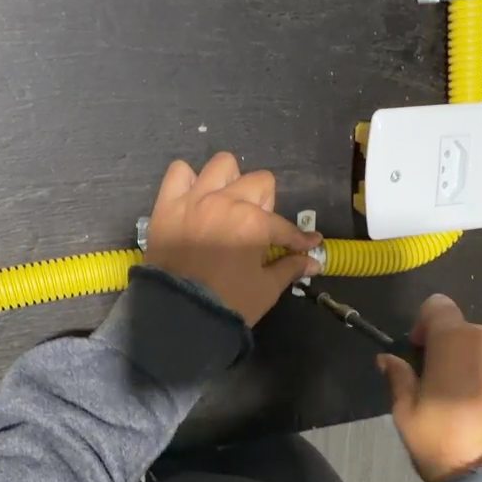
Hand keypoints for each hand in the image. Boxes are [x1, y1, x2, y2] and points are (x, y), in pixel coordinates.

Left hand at [144, 153, 322, 325]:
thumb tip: (313, 261)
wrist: (179, 315)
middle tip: (258, 228)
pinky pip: (179, 172)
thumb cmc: (229, 304)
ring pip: (221, 166)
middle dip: (265, 204)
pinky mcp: (168, 205)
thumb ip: (290, 268)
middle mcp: (226, 201)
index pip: (285, 227)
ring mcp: (195, 199)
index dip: (299, 239)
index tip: (308, 244)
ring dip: (231, 182)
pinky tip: (196, 199)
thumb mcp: (266, 289)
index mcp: (254, 222)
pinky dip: (189, 181)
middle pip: (258, 182)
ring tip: (228, 205)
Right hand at [378, 294, 481, 481]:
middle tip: (437, 386)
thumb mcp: (406, 413)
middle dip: (448, 350)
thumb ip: (398, 378)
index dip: (422, 325)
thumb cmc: (444, 440)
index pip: (436, 306)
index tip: (417, 353)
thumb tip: (388, 359)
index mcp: (456, 338)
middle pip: (463, 331)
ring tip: (466, 402)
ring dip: (473, 365)